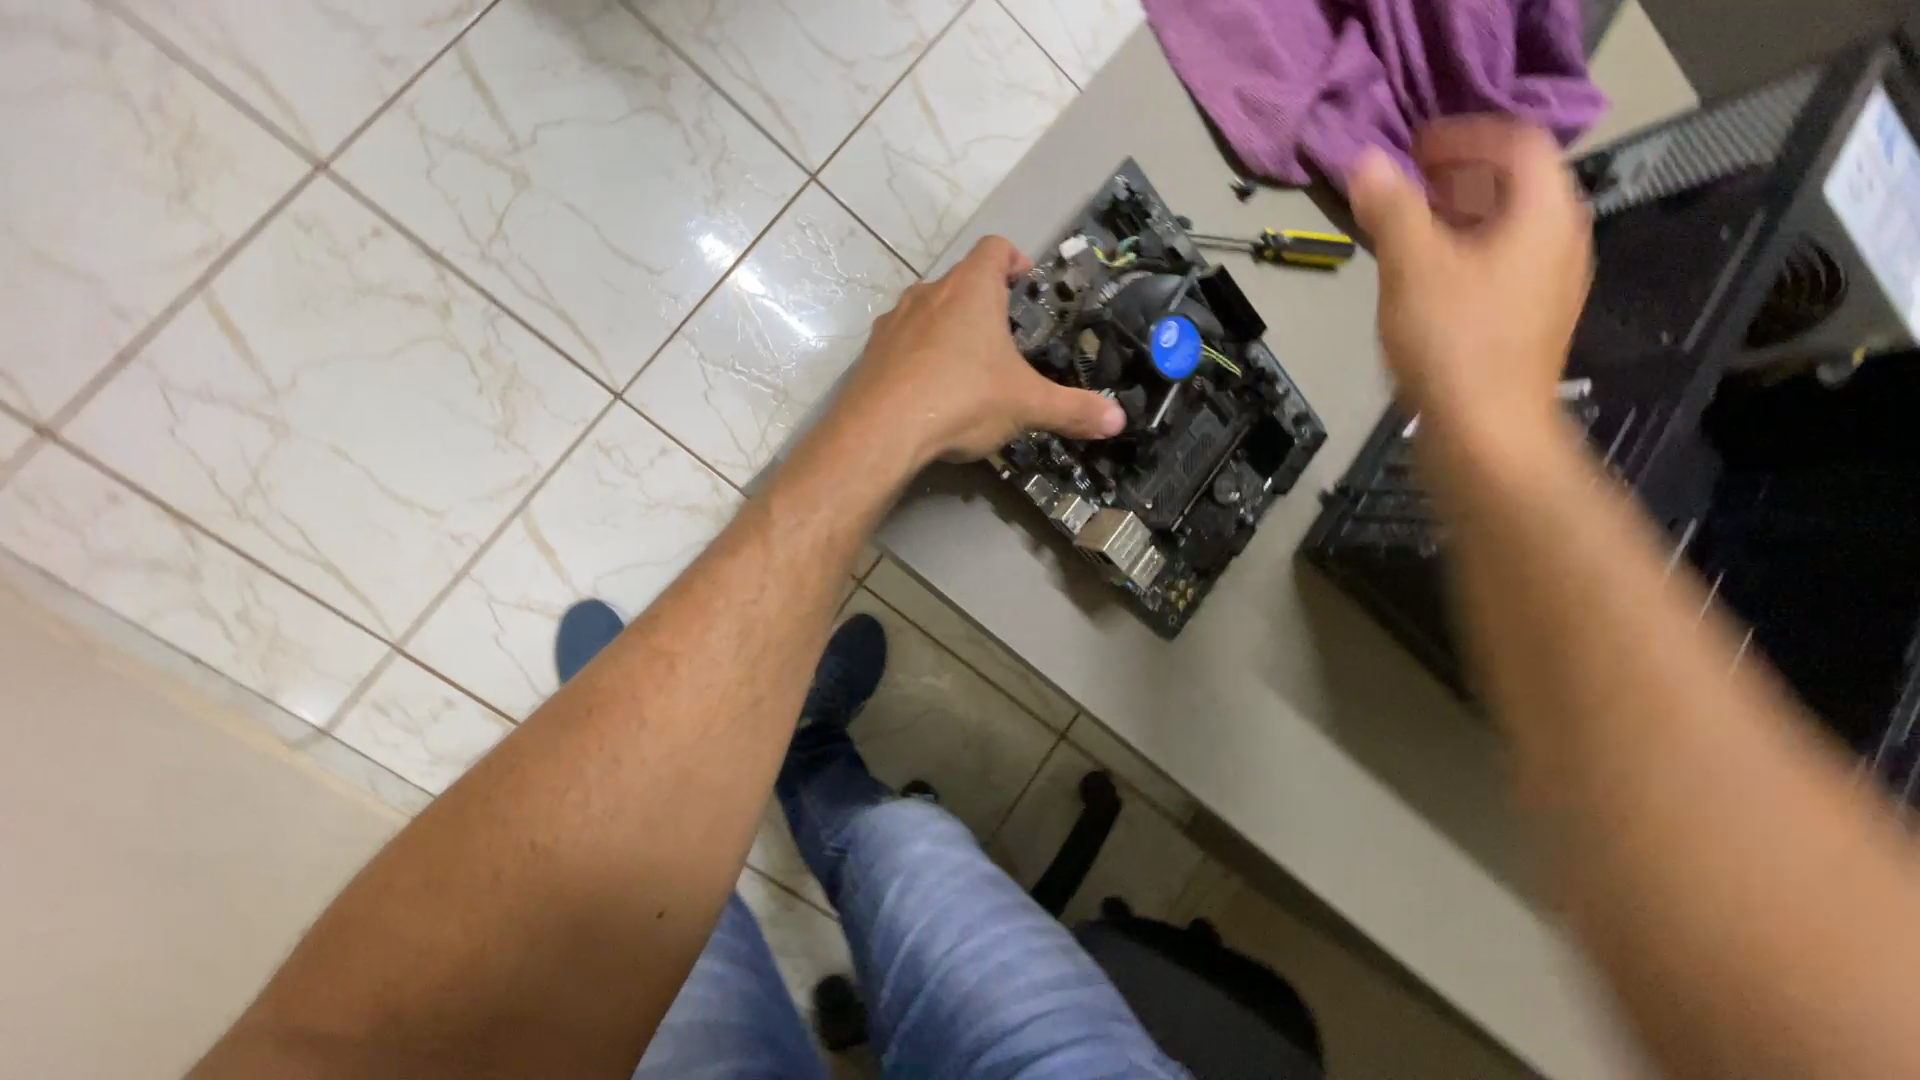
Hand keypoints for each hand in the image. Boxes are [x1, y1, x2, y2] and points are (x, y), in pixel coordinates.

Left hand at [838, 236, 1125, 464]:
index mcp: (971, 290)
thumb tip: (1117, 422)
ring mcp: (895, 322)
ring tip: (967, 366)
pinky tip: (930, 391)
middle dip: (983, 302)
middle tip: (1004, 337)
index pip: (994, 249)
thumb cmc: (962, 399)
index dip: (1012, 258)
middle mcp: (930, 294)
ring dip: (948, 328)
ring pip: (928, 311)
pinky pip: (903, 344)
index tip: (1023, 278)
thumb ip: (1072, 410)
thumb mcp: (1026, 406)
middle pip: (960, 281)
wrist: (881, 431)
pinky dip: (919, 357)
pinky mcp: (872, 353)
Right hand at [1347, 117, 1592, 440]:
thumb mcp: (1412, 267)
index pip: (1519, 143)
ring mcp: (1548, 287)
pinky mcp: (1527, 323)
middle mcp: (1559, 243)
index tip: (1416, 147)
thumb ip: (1391, 209)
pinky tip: (1423, 280)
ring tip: (1407, 229)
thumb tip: (1368, 163)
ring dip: (1457, 217)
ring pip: (1505, 229)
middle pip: (1515, 185)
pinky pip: (1499, 266)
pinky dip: (1462, 254)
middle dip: (1457, 176)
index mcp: (1544, 216)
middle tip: (1405, 184)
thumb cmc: (1453, 344)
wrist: (1485, 433)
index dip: (1465, 135)